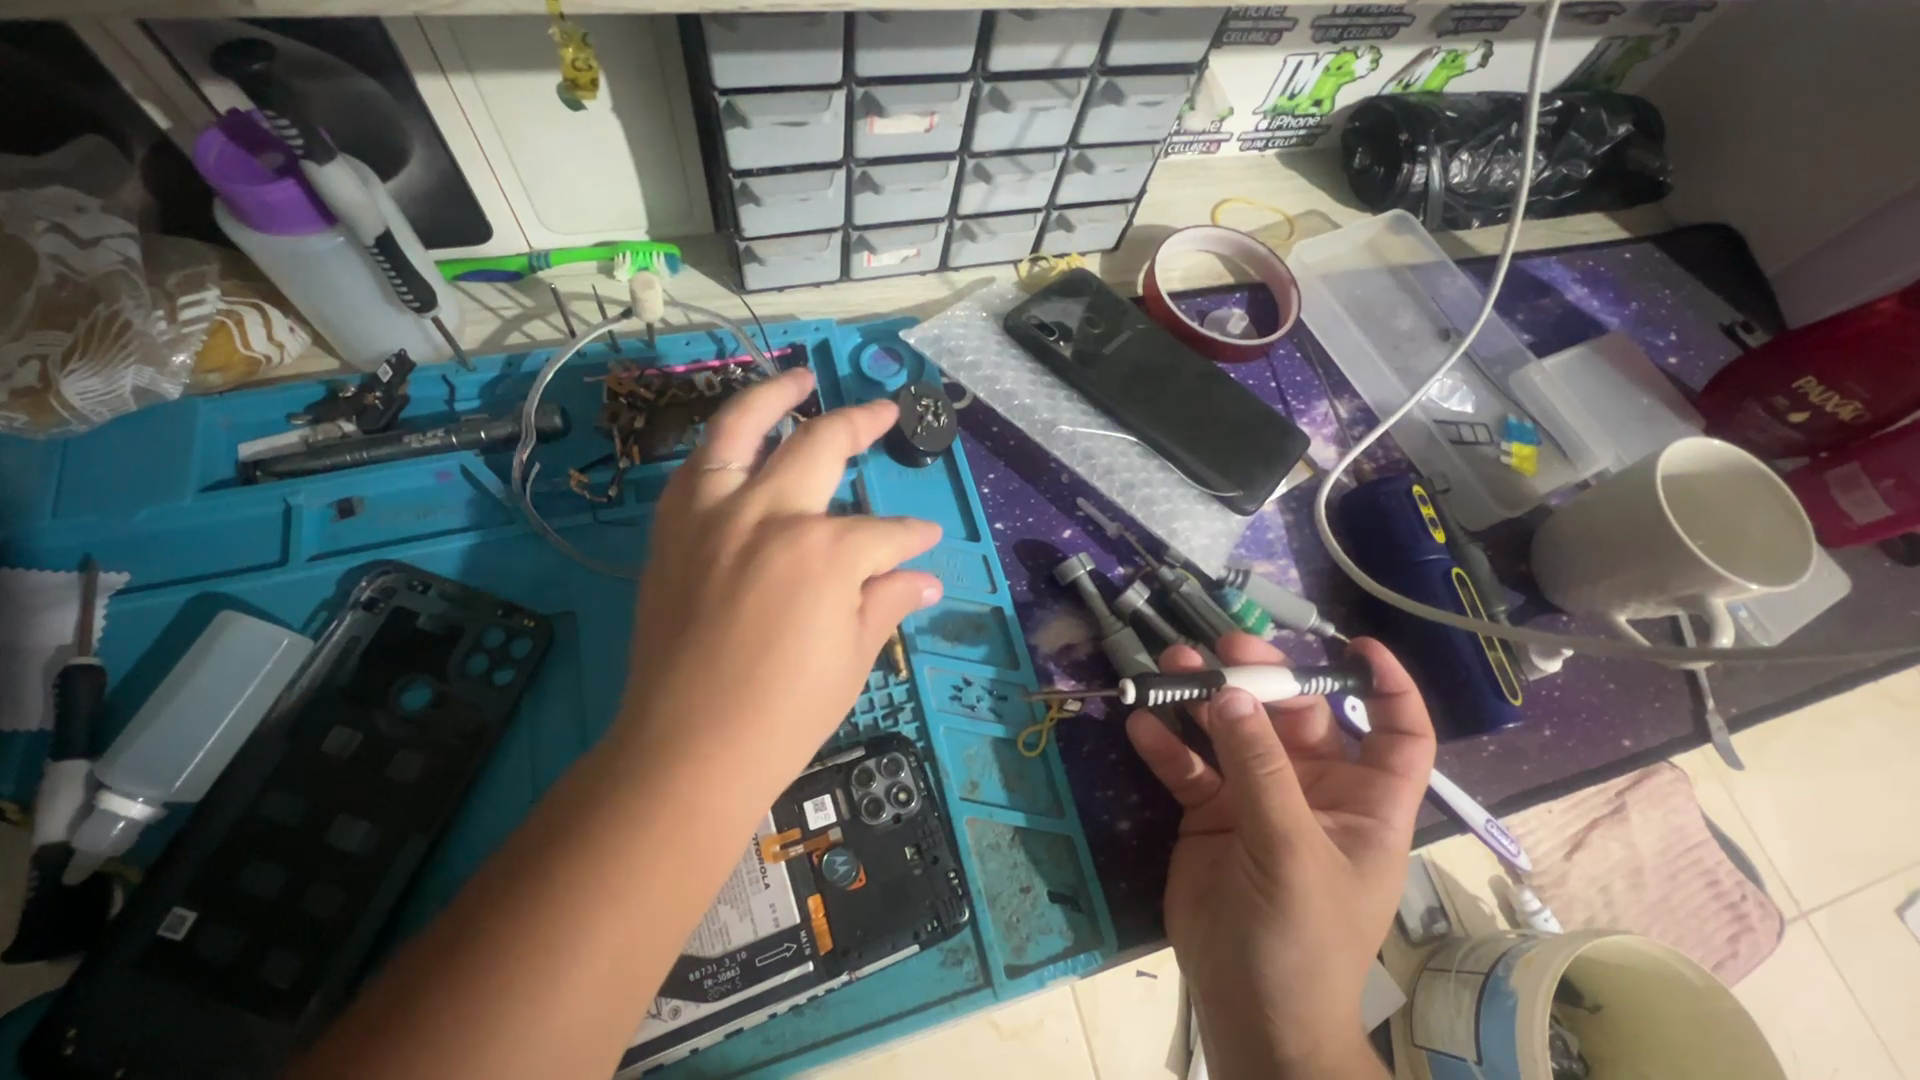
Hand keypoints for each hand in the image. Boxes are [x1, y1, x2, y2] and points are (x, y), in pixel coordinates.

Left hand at [620, 368, 943, 791]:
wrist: (687, 748)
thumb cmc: (784, 713)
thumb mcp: (852, 657)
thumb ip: (885, 601)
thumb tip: (924, 576)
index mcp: (826, 551)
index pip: (886, 533)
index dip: (911, 540)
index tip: (924, 545)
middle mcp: (770, 513)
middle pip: (821, 447)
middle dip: (862, 424)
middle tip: (885, 412)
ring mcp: (713, 514)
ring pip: (741, 429)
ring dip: (774, 397)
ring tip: (799, 378)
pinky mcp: (673, 530)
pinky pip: (698, 468)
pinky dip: (723, 446)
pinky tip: (742, 442)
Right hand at [1126, 635, 1434, 1079]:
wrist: (1248, 1010)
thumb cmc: (1302, 939)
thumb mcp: (1290, 850)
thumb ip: (1261, 770)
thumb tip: (1233, 693)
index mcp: (1363, 802)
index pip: (1396, 733)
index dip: (1387, 688)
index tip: (1356, 646)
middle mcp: (1313, 791)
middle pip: (1295, 717)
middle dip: (1262, 680)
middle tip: (1222, 649)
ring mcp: (1256, 801)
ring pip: (1233, 734)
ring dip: (1203, 702)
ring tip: (1170, 668)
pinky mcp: (1210, 816)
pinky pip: (1189, 768)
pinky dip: (1167, 746)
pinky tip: (1141, 726)